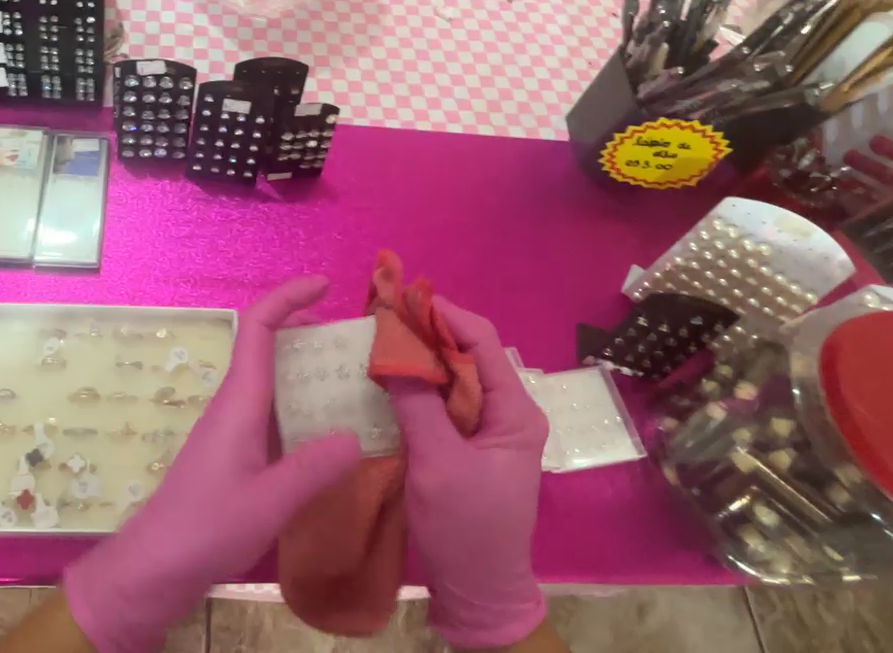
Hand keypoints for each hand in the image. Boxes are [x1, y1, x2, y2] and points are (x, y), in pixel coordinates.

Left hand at [63, 277, 364, 652]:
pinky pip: (274, 408)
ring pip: (273, 377)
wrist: (158, 564)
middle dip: (309, 328)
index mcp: (240, 400)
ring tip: (354, 377)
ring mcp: (235, 426)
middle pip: (269, 344)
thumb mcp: (269, 503)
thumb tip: (357, 435)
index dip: (290, 296)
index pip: (260, 326)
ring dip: (308, 366)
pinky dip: (303, 403)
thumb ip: (314, 469)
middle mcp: (236, 402)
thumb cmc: (206, 528)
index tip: (325, 284)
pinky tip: (329, 428)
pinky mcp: (237, 450)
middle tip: (355, 339)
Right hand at [386, 298, 549, 648]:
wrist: (478, 595)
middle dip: (425, 330)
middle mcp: (505, 411)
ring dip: (417, 355)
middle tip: (381, 316)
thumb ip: (417, 403)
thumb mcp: (438, 464)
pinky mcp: (464, 443)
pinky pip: (441, 399)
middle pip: (465, 353)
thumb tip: (391, 346)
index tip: (401, 298)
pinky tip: (385, 376)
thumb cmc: (466, 529)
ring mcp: (485, 428)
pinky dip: (415, 382)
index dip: (443, 314)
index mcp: (515, 412)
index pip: (482, 342)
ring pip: (450, 374)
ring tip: (377, 337)